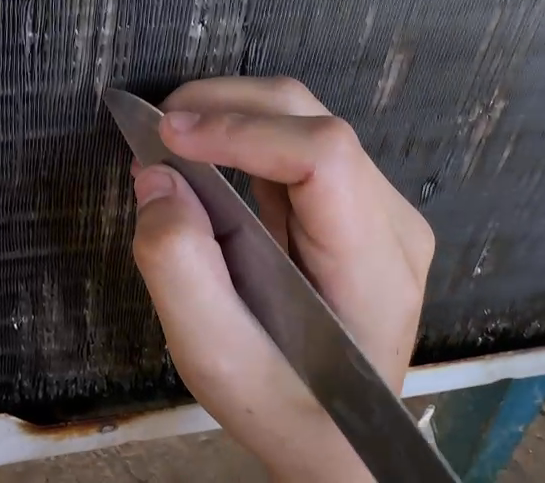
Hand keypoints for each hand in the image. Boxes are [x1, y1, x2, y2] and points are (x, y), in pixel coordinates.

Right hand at [130, 77, 434, 482]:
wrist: (336, 440)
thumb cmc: (282, 408)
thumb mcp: (216, 358)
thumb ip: (179, 268)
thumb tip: (156, 175)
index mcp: (375, 265)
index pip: (323, 155)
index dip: (241, 130)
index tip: (167, 135)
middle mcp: (389, 219)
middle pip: (309, 118)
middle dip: (225, 105)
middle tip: (155, 128)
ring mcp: (373, 204)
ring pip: (299, 115)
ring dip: (226, 110)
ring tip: (167, 138)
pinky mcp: (347, 199)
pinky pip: (289, 136)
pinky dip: (235, 129)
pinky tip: (196, 149)